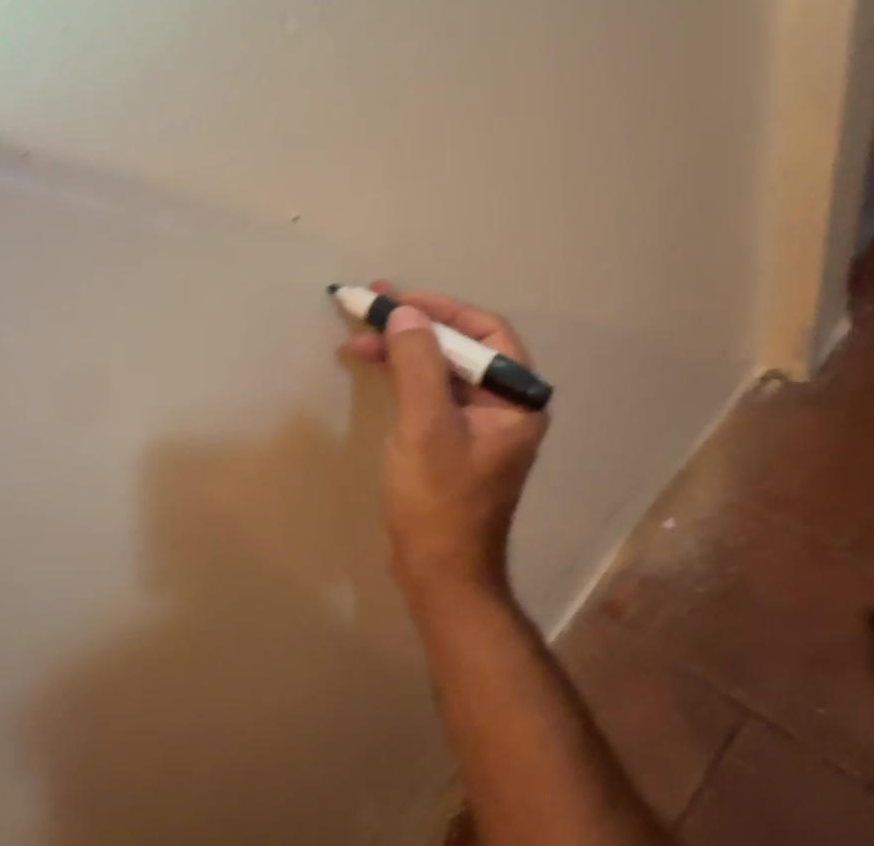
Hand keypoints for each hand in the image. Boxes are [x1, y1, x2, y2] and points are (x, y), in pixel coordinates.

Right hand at [342, 280, 548, 600]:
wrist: (439, 574)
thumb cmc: (438, 502)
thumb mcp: (425, 427)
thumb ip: (418, 363)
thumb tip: (405, 312)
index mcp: (516, 400)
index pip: (485, 332)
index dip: (440, 308)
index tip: (396, 299)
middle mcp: (504, 406)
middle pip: (460, 346)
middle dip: (413, 325)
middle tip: (367, 307)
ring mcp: (478, 425)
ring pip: (440, 368)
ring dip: (401, 349)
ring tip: (356, 337)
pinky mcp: (453, 441)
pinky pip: (430, 393)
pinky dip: (401, 376)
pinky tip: (372, 366)